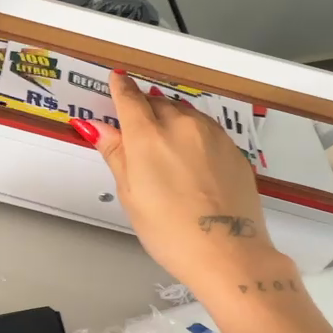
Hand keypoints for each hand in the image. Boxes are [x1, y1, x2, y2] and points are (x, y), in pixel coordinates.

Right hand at [72, 70, 292, 294]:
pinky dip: (192, 132)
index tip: (116, 79)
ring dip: (170, 118)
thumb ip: (116, 154)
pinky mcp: (234, 150)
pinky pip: (206, 128)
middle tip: (135, 125)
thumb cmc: (170, 231)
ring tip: (162, 140)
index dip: (120, 87)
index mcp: (148, 136)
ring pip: (184, 113)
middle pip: (157, 103)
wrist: (229, 253)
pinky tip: (188, 155)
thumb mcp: (130, 194)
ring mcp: (212, 136)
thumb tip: (98, 128)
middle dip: (144, 108)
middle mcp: (181, 126)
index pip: (130, 98)